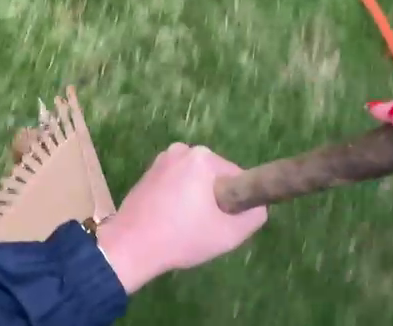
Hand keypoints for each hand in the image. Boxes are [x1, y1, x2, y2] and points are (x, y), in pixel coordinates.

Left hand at [93, 143, 267, 292]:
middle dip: (216, 199)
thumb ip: (254, 216)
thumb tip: (259, 206)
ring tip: (187, 225)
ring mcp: (163, 157)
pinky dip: (180, 197)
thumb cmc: (183, 236)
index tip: (225, 222)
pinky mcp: (150, 170)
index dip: (237, 202)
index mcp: (203, 157)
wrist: (133, 243)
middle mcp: (182, 149)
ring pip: (196, 180)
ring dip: (198, 199)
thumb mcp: (230, 234)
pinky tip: (172, 219)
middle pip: (215, 177)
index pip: (236, 177)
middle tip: (207, 227)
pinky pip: (178, 182)